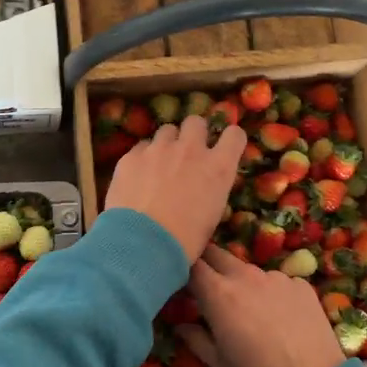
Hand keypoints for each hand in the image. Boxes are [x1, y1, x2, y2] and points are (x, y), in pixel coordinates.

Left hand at [103, 115, 246, 264]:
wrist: (143, 244)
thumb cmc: (185, 240)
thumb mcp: (211, 215)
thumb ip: (211, 189)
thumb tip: (204, 186)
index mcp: (218, 168)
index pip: (235, 135)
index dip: (230, 139)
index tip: (224, 147)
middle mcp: (191, 150)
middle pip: (195, 122)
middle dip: (193, 133)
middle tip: (187, 152)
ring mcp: (159, 149)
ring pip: (166, 131)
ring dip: (166, 143)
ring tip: (159, 164)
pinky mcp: (132, 156)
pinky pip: (141, 147)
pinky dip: (142, 158)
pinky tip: (137, 176)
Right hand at [180, 245, 345, 366]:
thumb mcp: (219, 365)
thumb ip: (195, 339)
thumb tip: (181, 326)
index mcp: (218, 293)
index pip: (192, 262)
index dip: (184, 268)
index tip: (182, 280)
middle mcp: (246, 275)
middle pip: (218, 253)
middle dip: (209, 264)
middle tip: (209, 287)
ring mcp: (276, 276)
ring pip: (250, 270)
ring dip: (243, 282)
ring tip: (252, 310)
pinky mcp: (300, 283)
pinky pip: (278, 281)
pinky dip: (272, 292)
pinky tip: (281, 317)